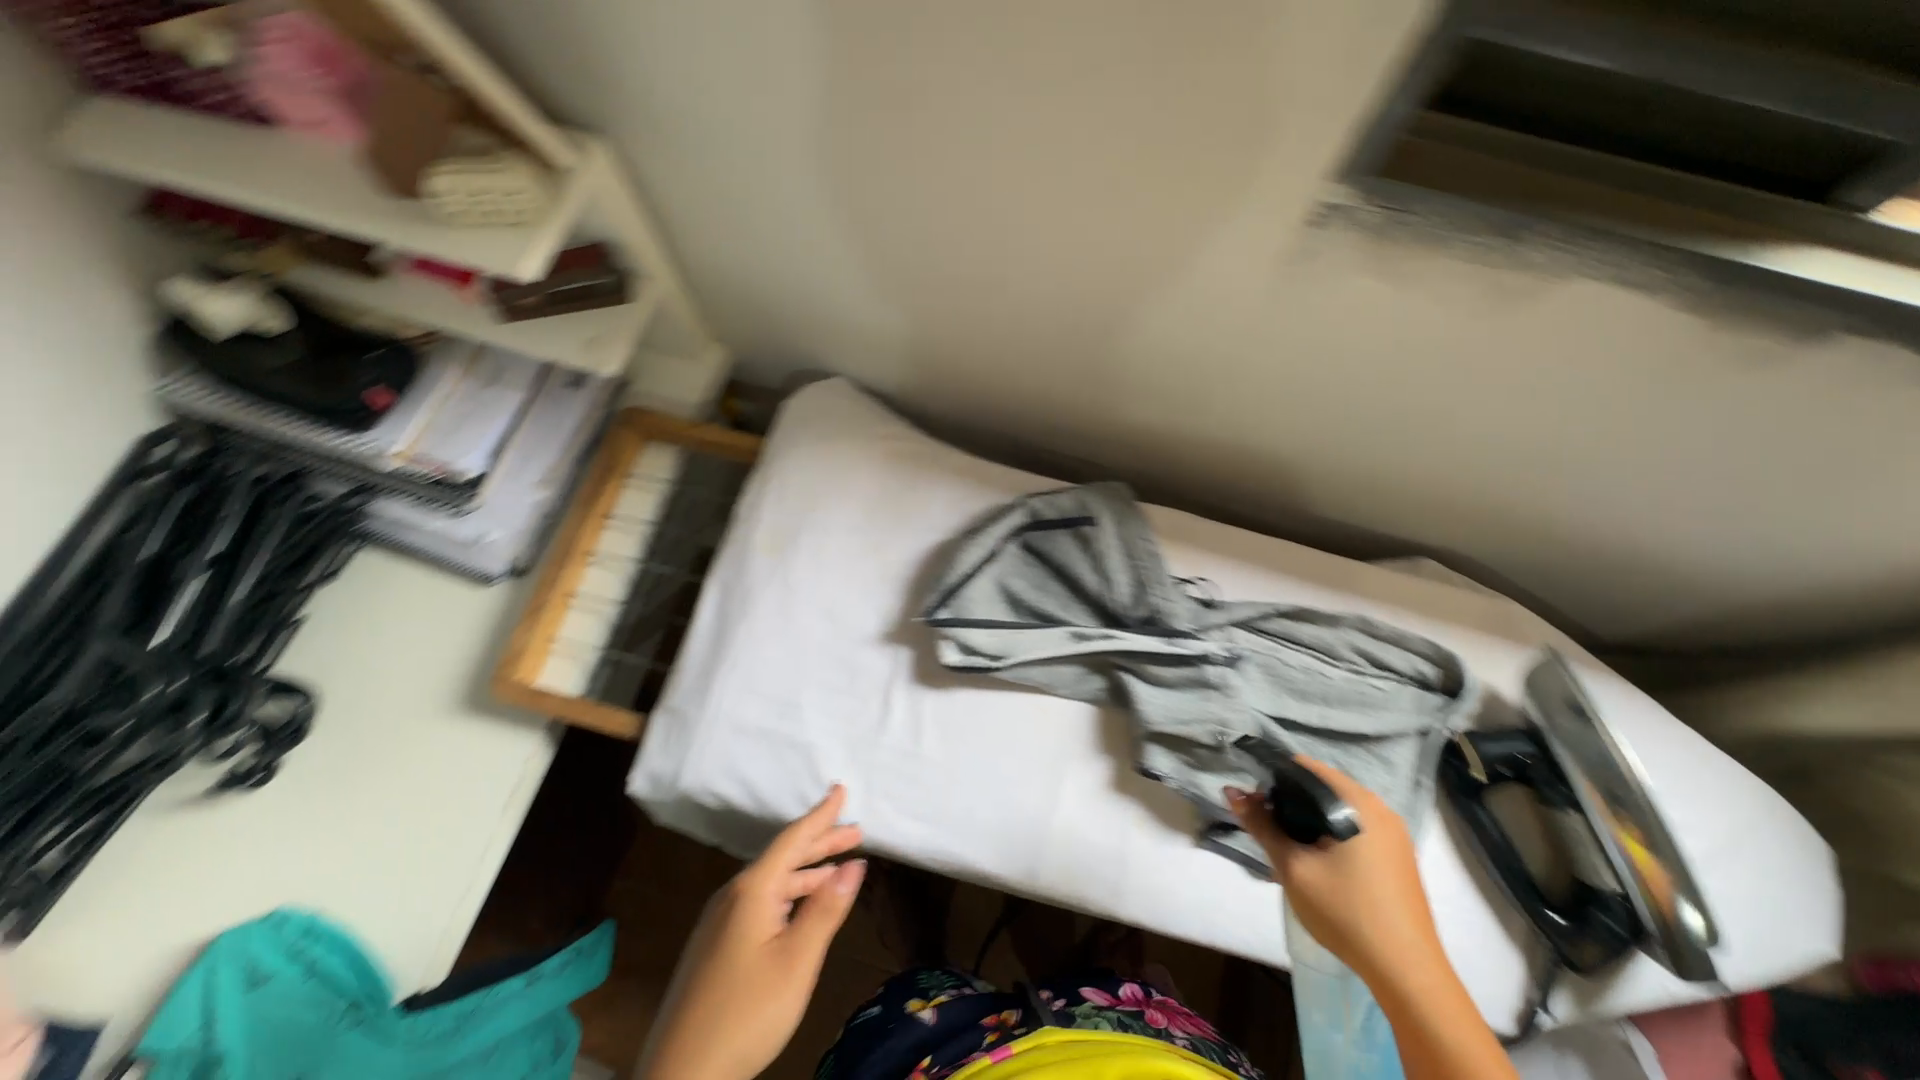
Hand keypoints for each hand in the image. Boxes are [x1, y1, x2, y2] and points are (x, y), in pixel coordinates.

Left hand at [636, 786, 866, 1079]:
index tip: (842, 790)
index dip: (821, 816)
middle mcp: (732, 897)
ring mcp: (719, 923)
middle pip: (781, 858)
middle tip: (856, 832)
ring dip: (806, 872)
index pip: (792, 840)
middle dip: (820, 844)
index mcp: (751, 891)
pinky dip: (789, 894)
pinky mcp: (715, 947)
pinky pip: (759, 902)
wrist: (682, 1072)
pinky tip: (801, 907)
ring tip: (838, 868)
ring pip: (771, 883)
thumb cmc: (748, 1012)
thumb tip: (855, 865)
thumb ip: (826, 909)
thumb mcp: (798, 960)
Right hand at [1226, 758, 1442, 986]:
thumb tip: (1232, 792)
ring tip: (1288, 846)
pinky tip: (1318, 861)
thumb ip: (1262, 826)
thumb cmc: (1344, 911)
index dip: (1274, 778)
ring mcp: (1395, 834)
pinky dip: (1332, 834)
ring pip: (1340, 810)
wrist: (1404, 967)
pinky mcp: (1399, 856)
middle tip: (1267, 829)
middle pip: (1325, 788)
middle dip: (1291, 802)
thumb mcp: (1294, 867)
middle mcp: (1381, 809)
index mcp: (1359, 802)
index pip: (1307, 768)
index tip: (1255, 803)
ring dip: (1310, 820)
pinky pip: (1357, 829)